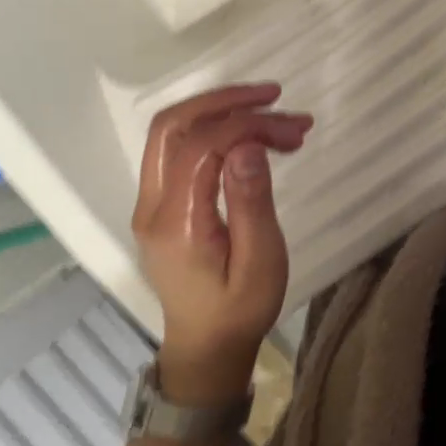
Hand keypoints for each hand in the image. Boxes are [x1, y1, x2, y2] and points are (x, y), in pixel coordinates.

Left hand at [133, 84, 312, 403]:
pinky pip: (182, 148)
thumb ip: (251, 201)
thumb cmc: (240, 309)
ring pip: (174, 132)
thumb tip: (248, 146)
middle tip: (276, 97)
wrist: (207, 348)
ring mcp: (152, 202)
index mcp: (176, 221)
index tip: (293, 128)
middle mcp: (152, 204)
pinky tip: (255, 136)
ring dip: (223, 111)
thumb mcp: (260, 261)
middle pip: (172, 126)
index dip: (248, 124)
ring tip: (277, 116)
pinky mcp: (163, 203)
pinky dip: (217, 128)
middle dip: (225, 100)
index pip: (201, 146)